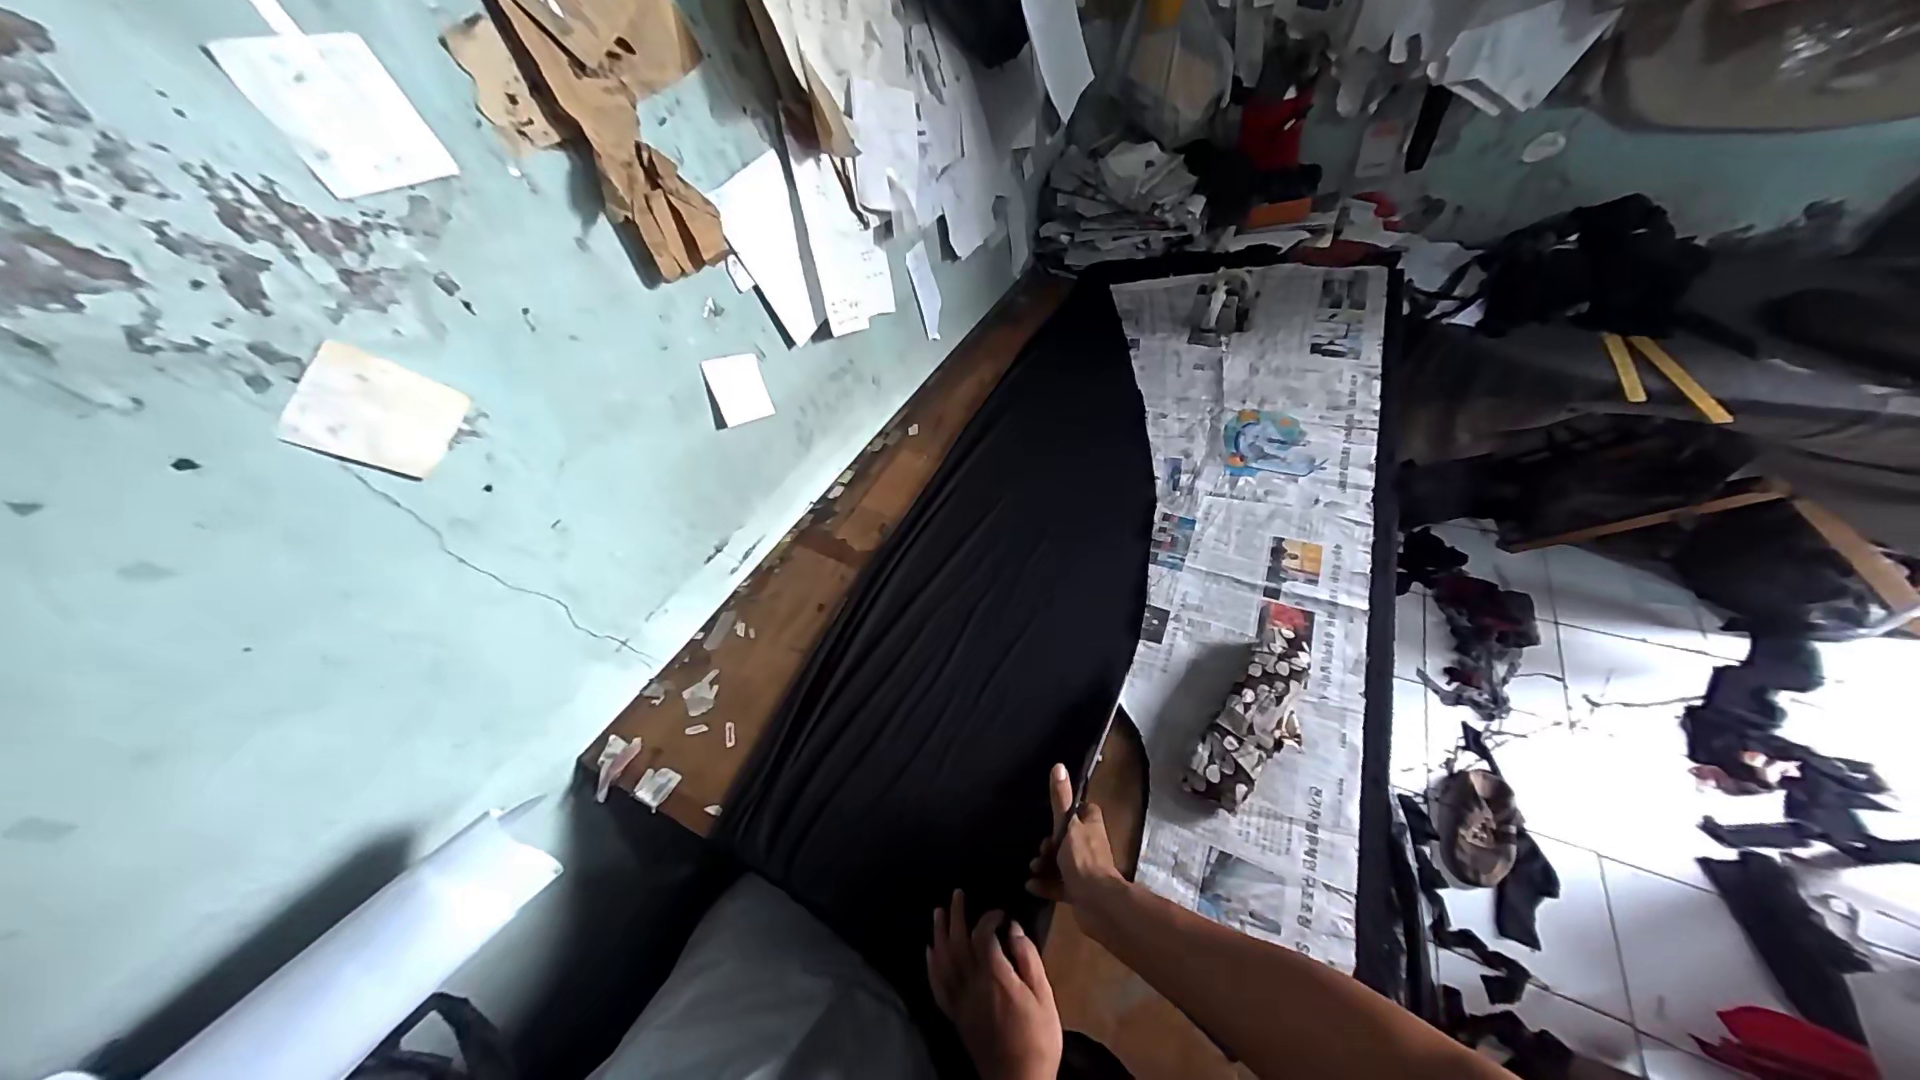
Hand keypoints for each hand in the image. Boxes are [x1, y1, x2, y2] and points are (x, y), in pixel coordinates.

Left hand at [927, 890, 1060, 1079]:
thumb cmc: (1038, 1037)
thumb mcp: (1043, 996)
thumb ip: (1028, 958)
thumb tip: (1013, 928)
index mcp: (995, 977)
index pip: (982, 935)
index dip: (988, 918)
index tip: (1000, 913)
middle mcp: (972, 984)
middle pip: (957, 942)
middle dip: (956, 915)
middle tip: (956, 893)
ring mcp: (960, 1001)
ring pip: (943, 960)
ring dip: (939, 933)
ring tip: (938, 912)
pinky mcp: (955, 1015)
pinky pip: (937, 986)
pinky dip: (931, 965)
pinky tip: (930, 950)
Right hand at [1026, 763, 1122, 906]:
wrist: (1097, 902)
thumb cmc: (1082, 858)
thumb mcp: (1067, 824)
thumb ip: (1060, 798)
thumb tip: (1059, 765)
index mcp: (1091, 826)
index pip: (1082, 811)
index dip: (1068, 812)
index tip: (1052, 817)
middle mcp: (1091, 845)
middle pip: (1068, 838)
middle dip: (1050, 843)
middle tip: (1040, 849)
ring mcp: (1085, 870)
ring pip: (1062, 862)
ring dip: (1045, 864)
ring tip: (1033, 867)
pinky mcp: (1079, 891)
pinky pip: (1059, 885)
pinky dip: (1045, 884)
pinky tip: (1031, 886)